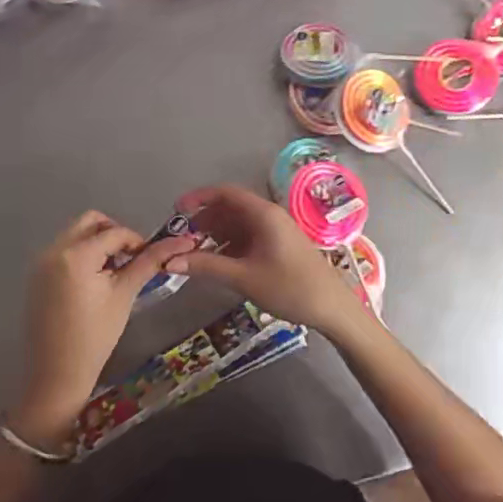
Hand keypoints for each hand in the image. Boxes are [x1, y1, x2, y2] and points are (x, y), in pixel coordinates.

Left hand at [15, 210, 197, 444]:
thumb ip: (148, 263)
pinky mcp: (36, 277)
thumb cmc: (96, 337)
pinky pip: (62, 252)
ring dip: (97, 243)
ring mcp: (41, 263)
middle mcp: (53, 251)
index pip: (113, 232)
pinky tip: (94, 283)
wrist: (57, 373)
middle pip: (89, 222)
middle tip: (130, 259)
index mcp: (75, 255)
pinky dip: (81, 256)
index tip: (151, 258)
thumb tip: (180, 243)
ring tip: (114, 273)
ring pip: (74, 235)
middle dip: (114, 233)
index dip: (137, 241)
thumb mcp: (124, 296)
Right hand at [171, 186, 369, 338]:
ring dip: (216, 235)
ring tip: (195, 254)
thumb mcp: (243, 277)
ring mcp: (277, 232)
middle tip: (182, 240)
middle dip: (204, 221)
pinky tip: (219, 263)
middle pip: (230, 209)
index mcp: (263, 215)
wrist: (332, 308)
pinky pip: (249, 237)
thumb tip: (170, 262)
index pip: (225, 193)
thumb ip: (206, 266)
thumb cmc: (289, 288)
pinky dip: (230, 246)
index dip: (199, 198)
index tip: (177, 210)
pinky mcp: (280, 247)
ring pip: (239, 225)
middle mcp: (270, 217)